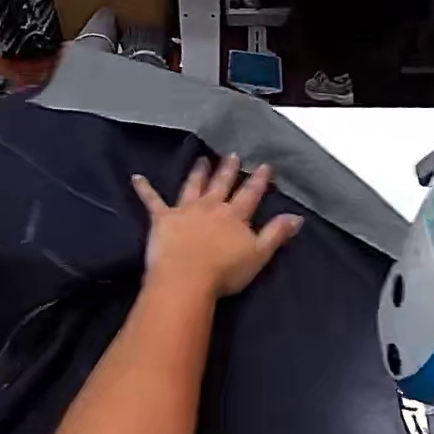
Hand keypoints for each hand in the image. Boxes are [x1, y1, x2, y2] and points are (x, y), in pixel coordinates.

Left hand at [131, 155, 303, 297]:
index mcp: (235, 216)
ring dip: (198, 172)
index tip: (265, 165)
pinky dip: (144, 189)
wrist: (186, 279)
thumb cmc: (224, 271)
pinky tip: (136, 178)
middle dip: (228, 169)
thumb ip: (276, 233)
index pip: (250, 194)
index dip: (258, 180)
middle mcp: (211, 207)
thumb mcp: (259, 254)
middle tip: (232, 154)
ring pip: (193, 186)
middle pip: (222, 184)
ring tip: (201, 159)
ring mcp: (186, 210)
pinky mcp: (163, 219)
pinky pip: (152, 201)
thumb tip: (297, 217)